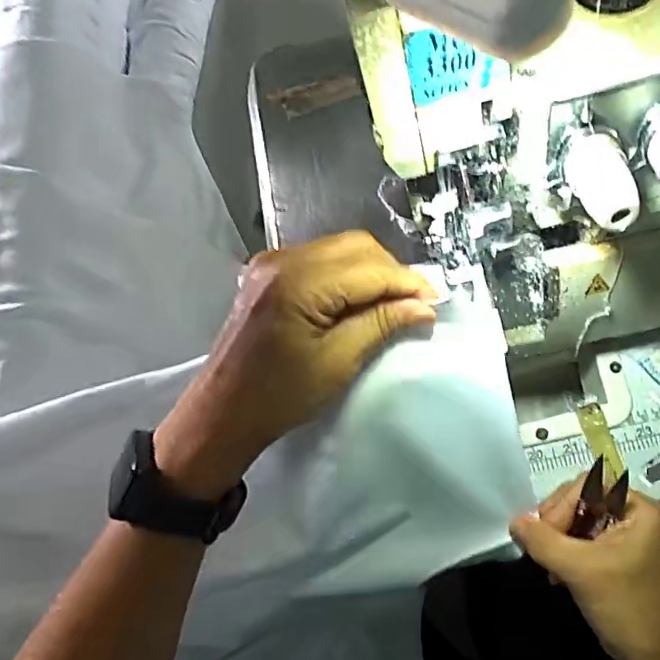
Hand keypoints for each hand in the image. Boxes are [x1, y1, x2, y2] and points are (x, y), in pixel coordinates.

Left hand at [154, 232, 435, 498]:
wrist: (223, 411)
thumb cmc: (280, 396)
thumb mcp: (338, 361)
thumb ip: (382, 324)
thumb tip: (423, 306)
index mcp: (298, 282)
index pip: (370, 268)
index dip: (408, 283)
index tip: (436, 302)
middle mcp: (282, 260)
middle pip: (357, 247)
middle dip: (393, 273)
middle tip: (417, 305)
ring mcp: (272, 263)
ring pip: (341, 249)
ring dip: (373, 272)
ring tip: (394, 305)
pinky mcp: (269, 272)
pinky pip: (322, 259)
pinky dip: (349, 274)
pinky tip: (361, 300)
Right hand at [508, 481, 659, 659]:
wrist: (656, 656)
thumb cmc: (626, 605)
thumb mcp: (580, 569)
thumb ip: (544, 541)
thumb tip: (515, 521)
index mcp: (638, 508)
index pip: (588, 485)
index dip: (562, 506)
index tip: (544, 536)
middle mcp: (634, 515)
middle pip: (581, 500)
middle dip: (557, 524)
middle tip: (543, 551)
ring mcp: (625, 536)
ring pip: (578, 521)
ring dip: (558, 541)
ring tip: (550, 567)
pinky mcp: (615, 556)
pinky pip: (582, 540)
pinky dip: (565, 553)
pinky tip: (557, 574)